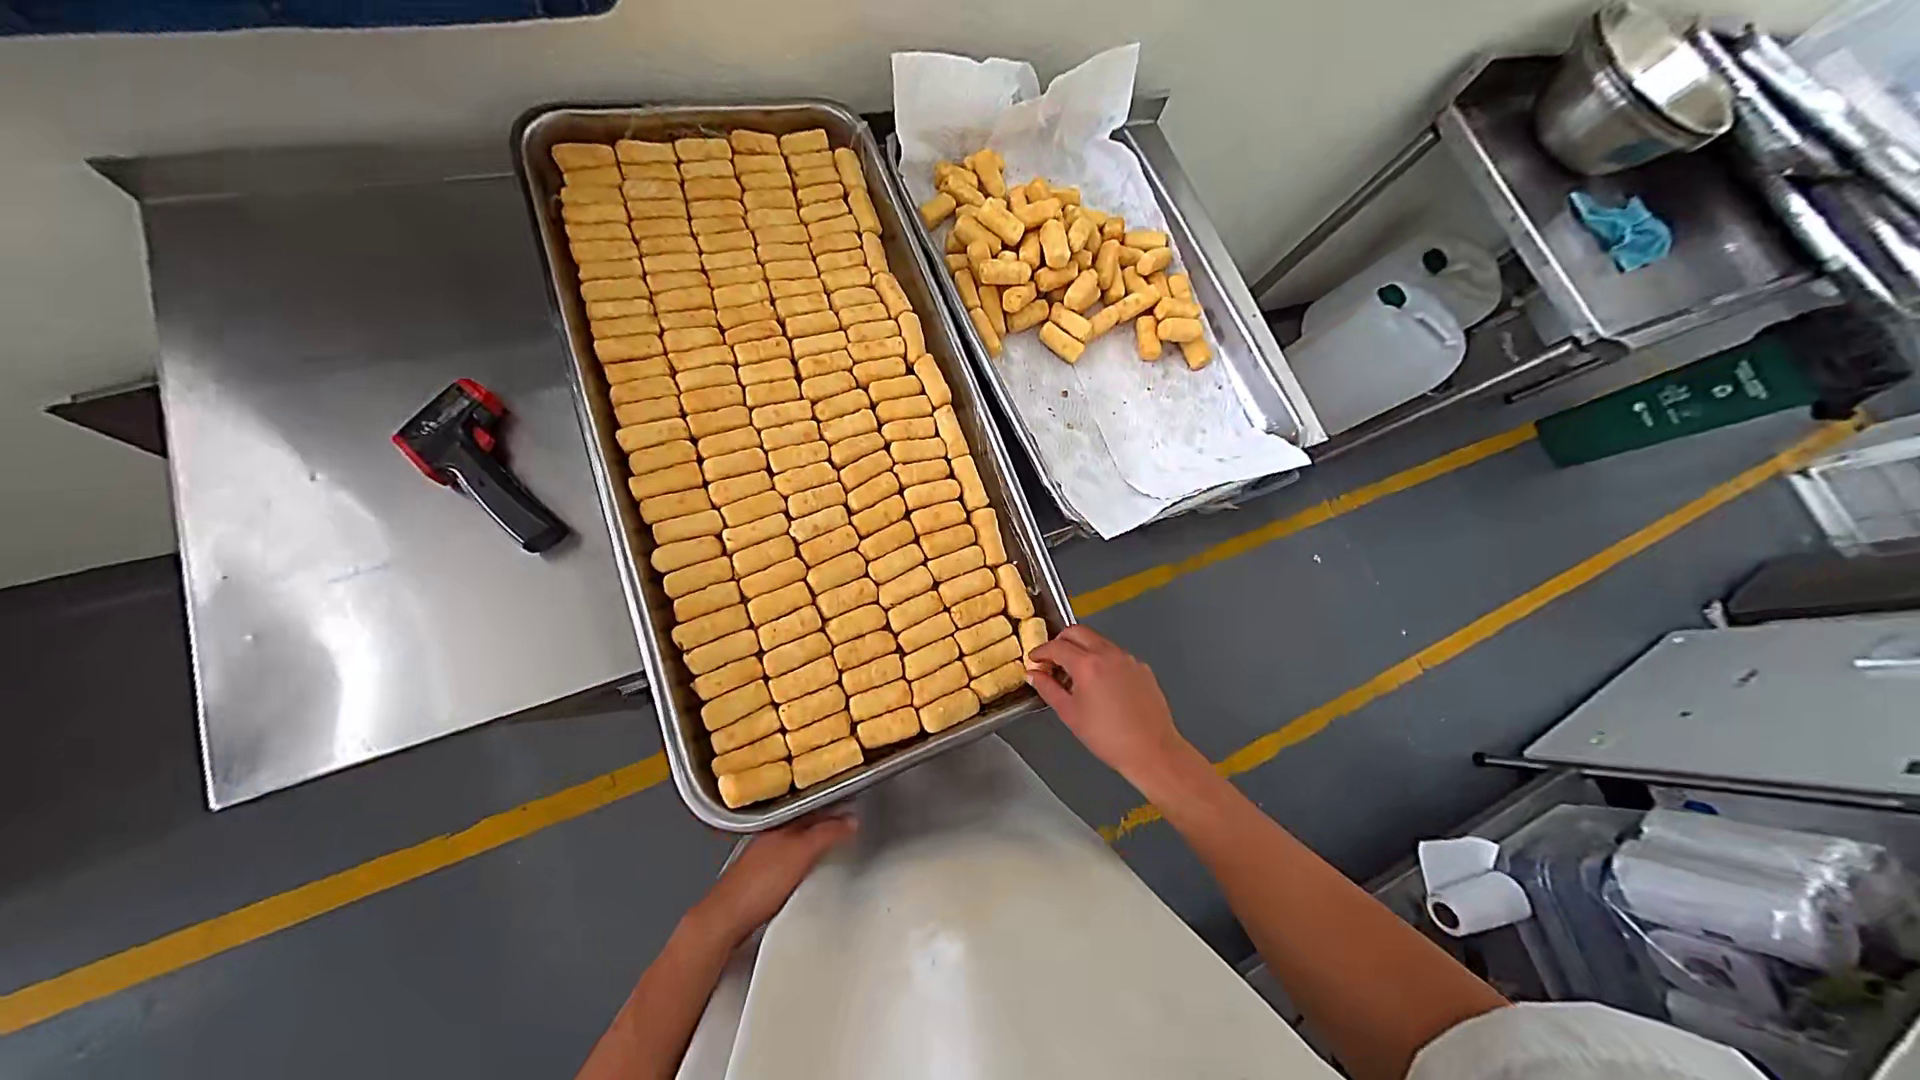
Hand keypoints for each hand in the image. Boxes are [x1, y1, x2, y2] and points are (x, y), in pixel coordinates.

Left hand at [691, 814, 856, 944]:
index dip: (834, 810)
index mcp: (780, 826)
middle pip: (804, 824)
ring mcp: (762, 860)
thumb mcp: (800, 853)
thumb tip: (849, 821)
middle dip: (824, 823)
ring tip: (830, 846)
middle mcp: (770, 838)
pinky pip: (787, 862)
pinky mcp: (758, 881)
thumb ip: (826, 835)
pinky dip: (801, 862)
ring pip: (794, 842)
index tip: (852, 813)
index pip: (813, 810)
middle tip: (846, 826)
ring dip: (813, 842)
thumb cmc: (757, 886)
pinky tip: (805, 871)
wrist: (723, 920)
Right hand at [1028, 626, 1202, 789]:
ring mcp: (1127, 659)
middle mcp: (1109, 655)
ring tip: (1076, 675)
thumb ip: (1048, 689)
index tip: (1036, 659)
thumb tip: (1036, 676)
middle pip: (1076, 632)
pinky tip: (1100, 683)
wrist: (1151, 750)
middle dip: (1060, 642)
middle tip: (1052, 659)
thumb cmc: (1112, 738)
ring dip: (1082, 649)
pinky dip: (1102, 660)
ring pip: (1097, 641)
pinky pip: (1116, 654)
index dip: (1041, 652)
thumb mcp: (1069, 714)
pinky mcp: (1141, 667)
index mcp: (1088, 665)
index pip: (1056, 646)